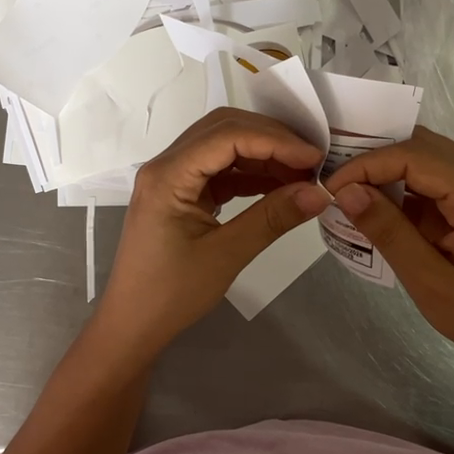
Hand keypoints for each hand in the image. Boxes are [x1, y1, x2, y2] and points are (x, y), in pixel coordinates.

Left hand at [98, 109, 328, 353]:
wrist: (133, 323)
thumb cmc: (171, 294)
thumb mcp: (226, 255)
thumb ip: (272, 218)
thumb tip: (320, 193)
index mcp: (167, 176)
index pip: (227, 136)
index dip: (275, 141)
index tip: (314, 158)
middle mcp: (165, 166)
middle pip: (223, 130)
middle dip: (271, 140)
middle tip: (312, 162)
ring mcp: (171, 179)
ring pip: (222, 148)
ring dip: (263, 156)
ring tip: (302, 176)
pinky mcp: (180, 195)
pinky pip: (219, 171)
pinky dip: (250, 175)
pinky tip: (280, 187)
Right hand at [321, 126, 453, 365]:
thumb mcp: (430, 282)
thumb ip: (389, 233)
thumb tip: (347, 192)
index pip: (416, 156)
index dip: (368, 164)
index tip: (331, 187)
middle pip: (424, 148)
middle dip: (375, 160)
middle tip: (335, 184)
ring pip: (430, 160)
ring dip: (389, 172)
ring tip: (350, 194)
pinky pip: (439, 181)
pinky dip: (406, 189)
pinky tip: (380, 208)